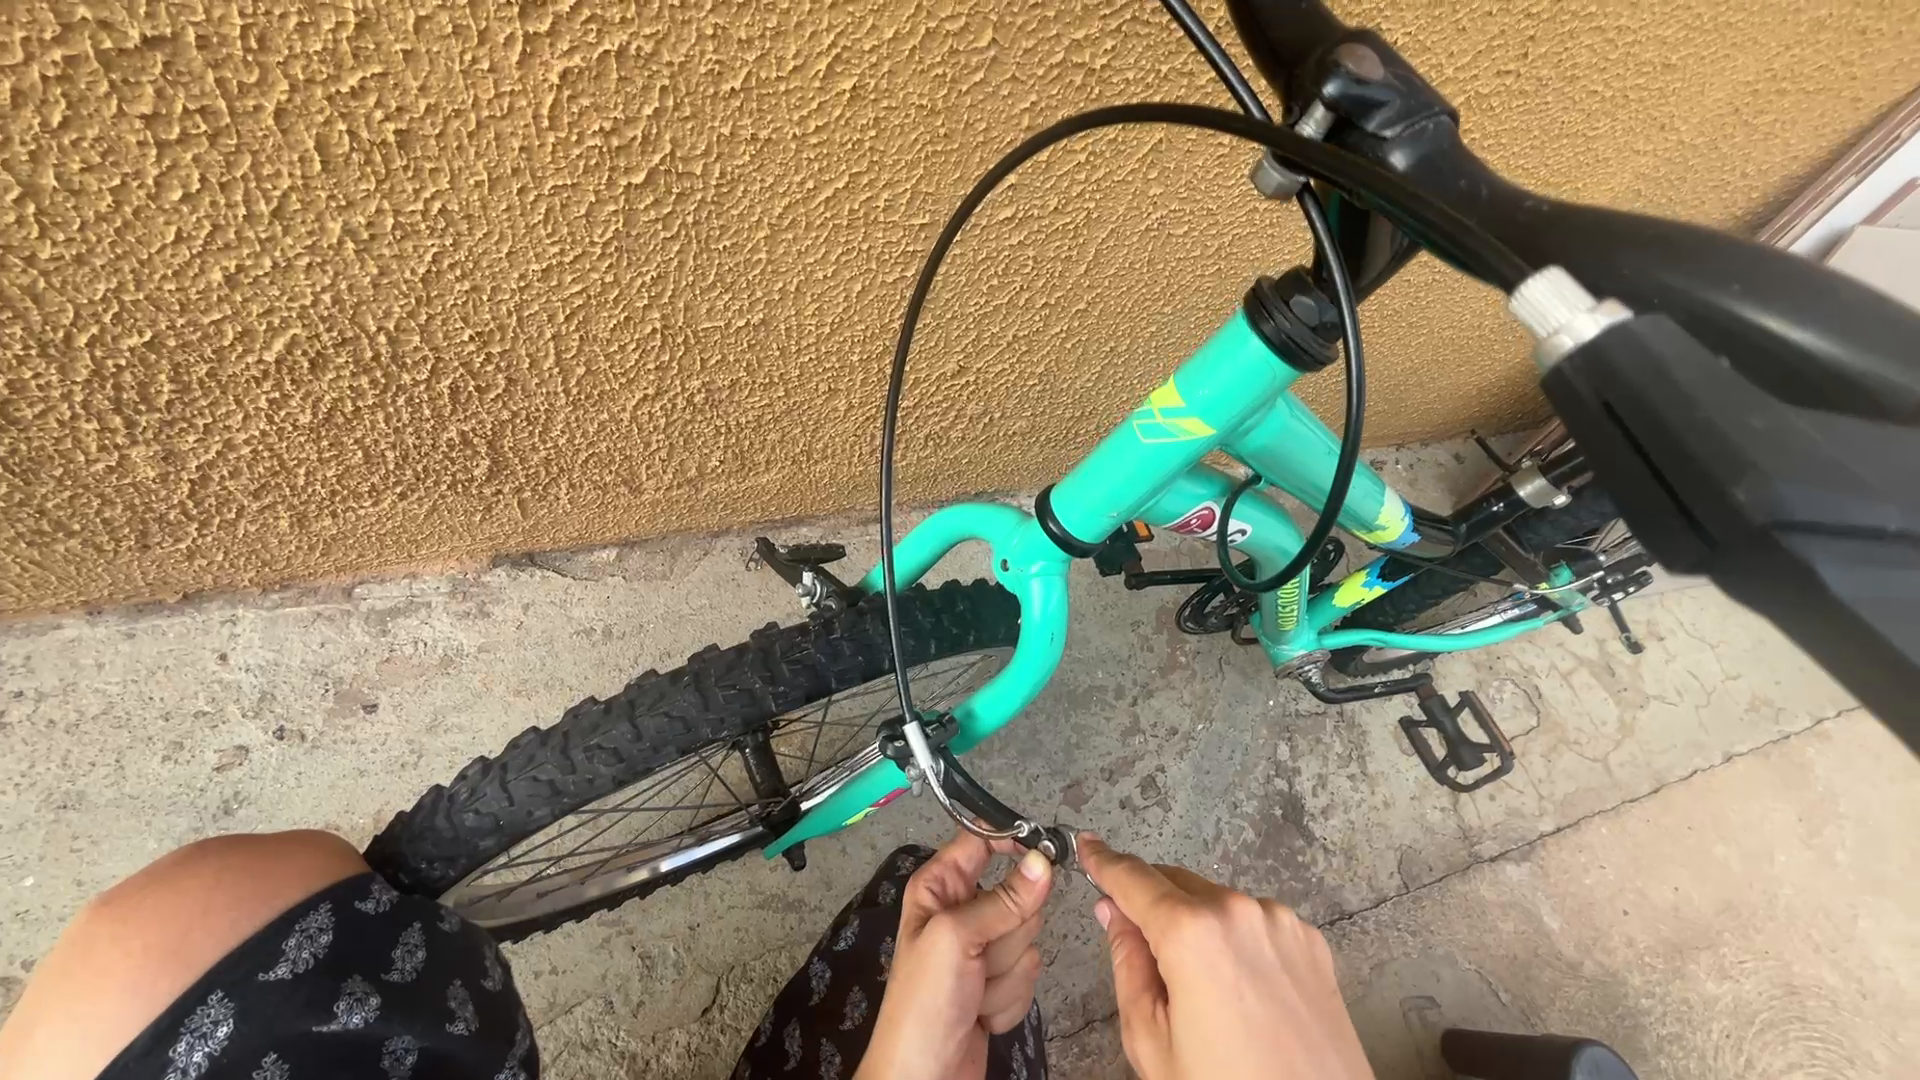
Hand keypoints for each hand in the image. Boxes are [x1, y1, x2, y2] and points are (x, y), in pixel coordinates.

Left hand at [855, 832, 1053, 1079]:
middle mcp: (961, 910)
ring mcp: (982, 949)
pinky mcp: (998, 983)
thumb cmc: (924, 1002)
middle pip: (1018, 893)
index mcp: (940, 885)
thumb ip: (1003, 899)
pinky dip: (1009, 997)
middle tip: (981, 956)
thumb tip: (1043, 861)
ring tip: (975, 990)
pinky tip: (983, 1013)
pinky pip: (1028, 973)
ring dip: (1006, 971)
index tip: (1044, 854)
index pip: (983, 841)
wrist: (924, 1079)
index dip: (1013, 842)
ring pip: (1027, 937)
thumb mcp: (957, 938)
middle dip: (1008, 931)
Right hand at [1078, 834, 1373, 1079]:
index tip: (1086, 844)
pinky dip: (1234, 937)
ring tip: (1199, 985)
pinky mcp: (1310, 942)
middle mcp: (1238, 911)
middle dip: (1149, 900)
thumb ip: (1127, 963)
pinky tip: (1240, 987)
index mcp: (1192, 933)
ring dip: (1193, 920)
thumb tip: (1114, 913)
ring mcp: (1280, 923)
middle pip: (1173, 883)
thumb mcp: (1152, 1040)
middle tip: (1137, 943)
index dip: (1103, 860)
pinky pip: (1253, 921)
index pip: (1132, 878)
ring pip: (1214, 901)